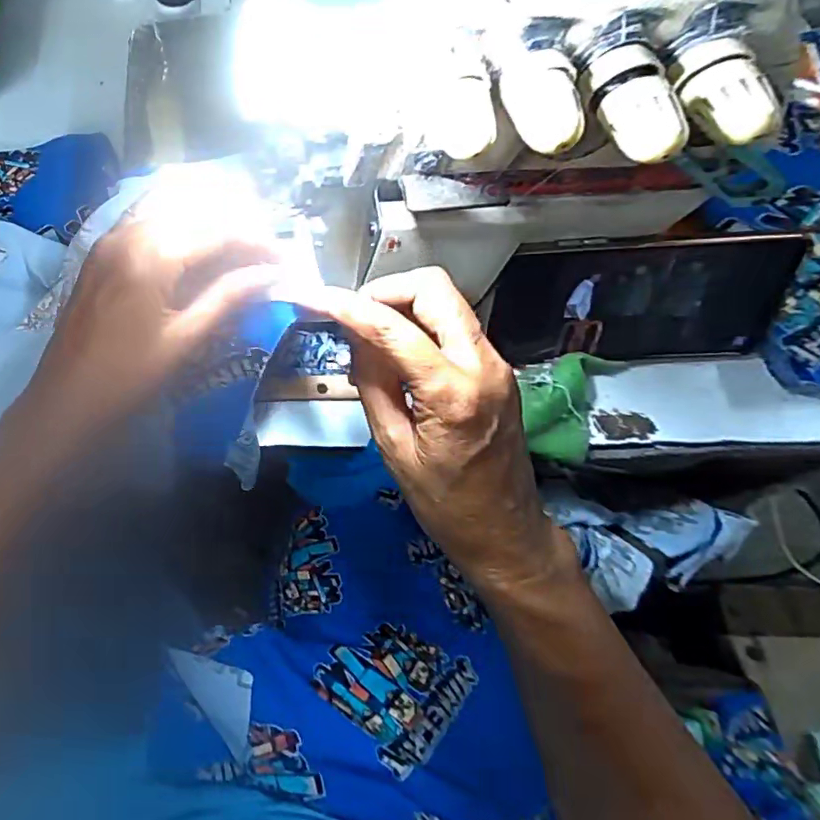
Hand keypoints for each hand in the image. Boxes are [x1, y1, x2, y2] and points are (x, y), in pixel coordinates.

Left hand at [20, 204, 280, 441]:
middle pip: (190, 216)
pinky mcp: (95, 258)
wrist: (63, 401)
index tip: (285, 260)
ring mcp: (106, 244)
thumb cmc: (127, 377)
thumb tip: (271, 274)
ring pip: (164, 217)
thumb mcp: (184, 340)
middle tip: (261, 256)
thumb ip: (228, 299)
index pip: (217, 233)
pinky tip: (187, 252)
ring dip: (200, 227)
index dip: (257, 244)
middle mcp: (127, 236)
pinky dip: (170, 232)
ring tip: (232, 253)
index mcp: (151, 254)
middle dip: (231, 231)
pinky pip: (140, 228)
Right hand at [289, 267, 572, 592]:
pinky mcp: (495, 368)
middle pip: (432, 287)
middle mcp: (483, 365)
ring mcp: (495, 363)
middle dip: (383, 290)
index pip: (392, 327)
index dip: (346, 306)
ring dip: (399, 304)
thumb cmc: (445, 502)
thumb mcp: (393, 446)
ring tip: (366, 336)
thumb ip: (373, 383)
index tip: (312, 297)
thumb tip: (355, 337)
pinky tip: (392, 352)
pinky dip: (416, 322)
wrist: (507, 532)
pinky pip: (451, 323)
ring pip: (444, 299)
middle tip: (350, 315)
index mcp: (453, 392)